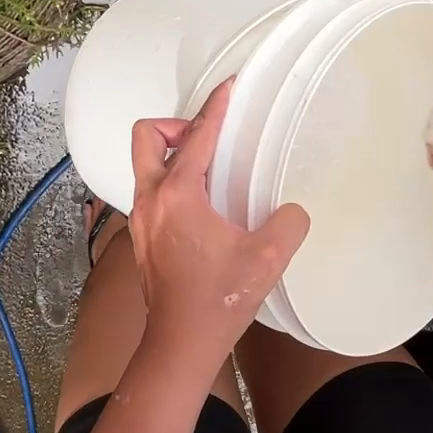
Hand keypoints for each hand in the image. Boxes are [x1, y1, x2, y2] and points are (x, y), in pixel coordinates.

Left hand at [129, 79, 310, 364]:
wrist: (180, 346)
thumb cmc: (219, 301)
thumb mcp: (268, 258)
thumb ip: (288, 223)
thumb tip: (291, 211)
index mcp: (177, 194)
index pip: (196, 136)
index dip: (215, 107)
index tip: (228, 87)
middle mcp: (151, 199)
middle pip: (146, 136)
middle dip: (175, 125)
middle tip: (208, 137)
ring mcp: (140, 219)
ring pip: (145, 164)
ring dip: (172, 153)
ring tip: (208, 166)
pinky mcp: (141, 237)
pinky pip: (151, 189)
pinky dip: (171, 181)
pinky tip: (201, 201)